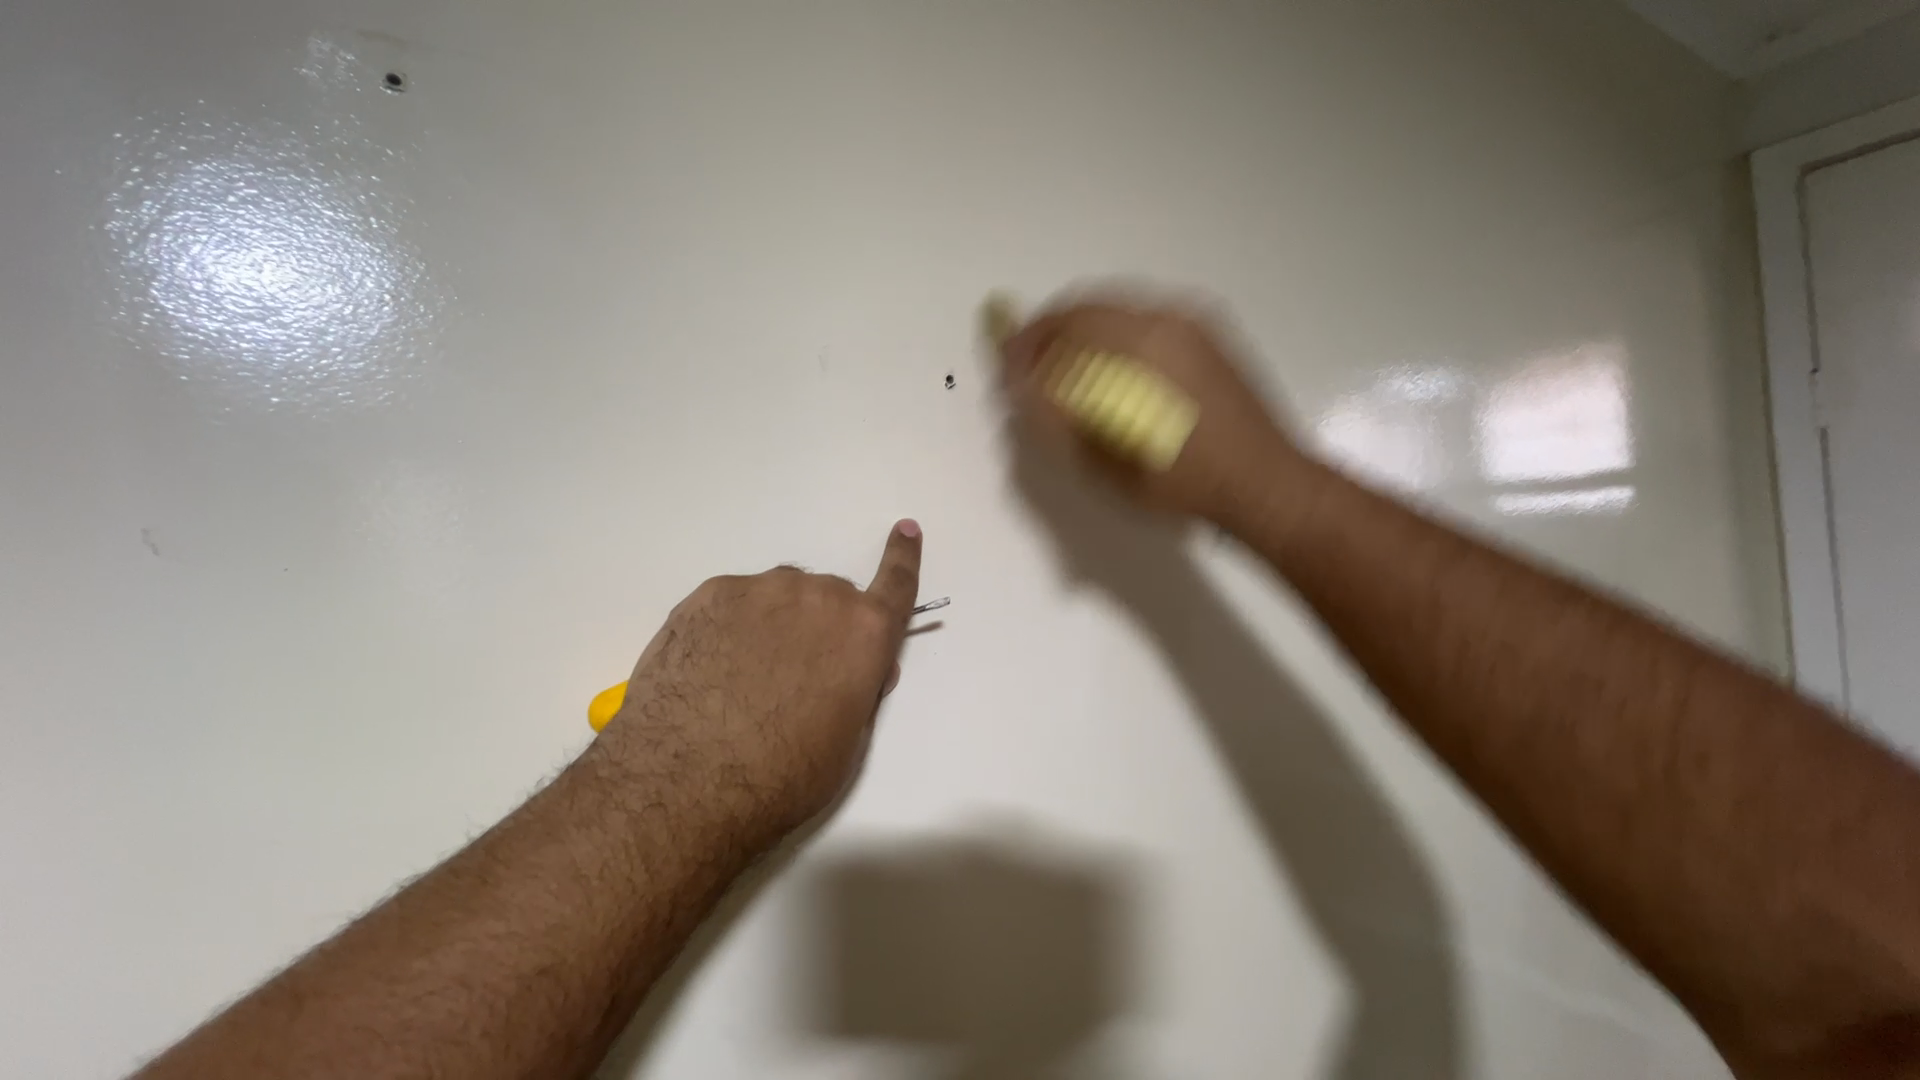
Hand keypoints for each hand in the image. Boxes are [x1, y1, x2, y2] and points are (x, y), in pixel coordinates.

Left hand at [596, 522, 923, 850]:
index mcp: (864, 633)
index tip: (905, 529)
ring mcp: (760, 590)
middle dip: (822, 629)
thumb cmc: (782, 776)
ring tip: (743, 677)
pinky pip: (736, 602)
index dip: (903, 556)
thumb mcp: (846, 744)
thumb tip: (857, 668)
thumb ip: (860, 691)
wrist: (685, 782)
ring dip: (776, 624)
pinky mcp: (709, 593)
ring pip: (780, 597)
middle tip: (795, 677)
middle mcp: (818, 598)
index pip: (896, 583)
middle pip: (830, 599)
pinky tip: (711, 668)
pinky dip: (733, 626)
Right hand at [999, 294, 1300, 522]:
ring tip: (1068, 380)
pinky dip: (1116, 343)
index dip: (1027, 339)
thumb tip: (1018, 380)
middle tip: (1031, 372)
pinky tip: (1113, 380)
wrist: (1263, 485)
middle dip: (1053, 335)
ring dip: (1084, 338)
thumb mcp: (1104, 458)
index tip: (1006, 364)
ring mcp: (1195, 325)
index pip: (1066, 318)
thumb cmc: (1180, 480)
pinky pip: (1147, 325)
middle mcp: (1168, 317)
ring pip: (1119, 314)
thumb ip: (1054, 412)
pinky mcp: (1211, 339)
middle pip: (1091, 307)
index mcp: (1141, 340)